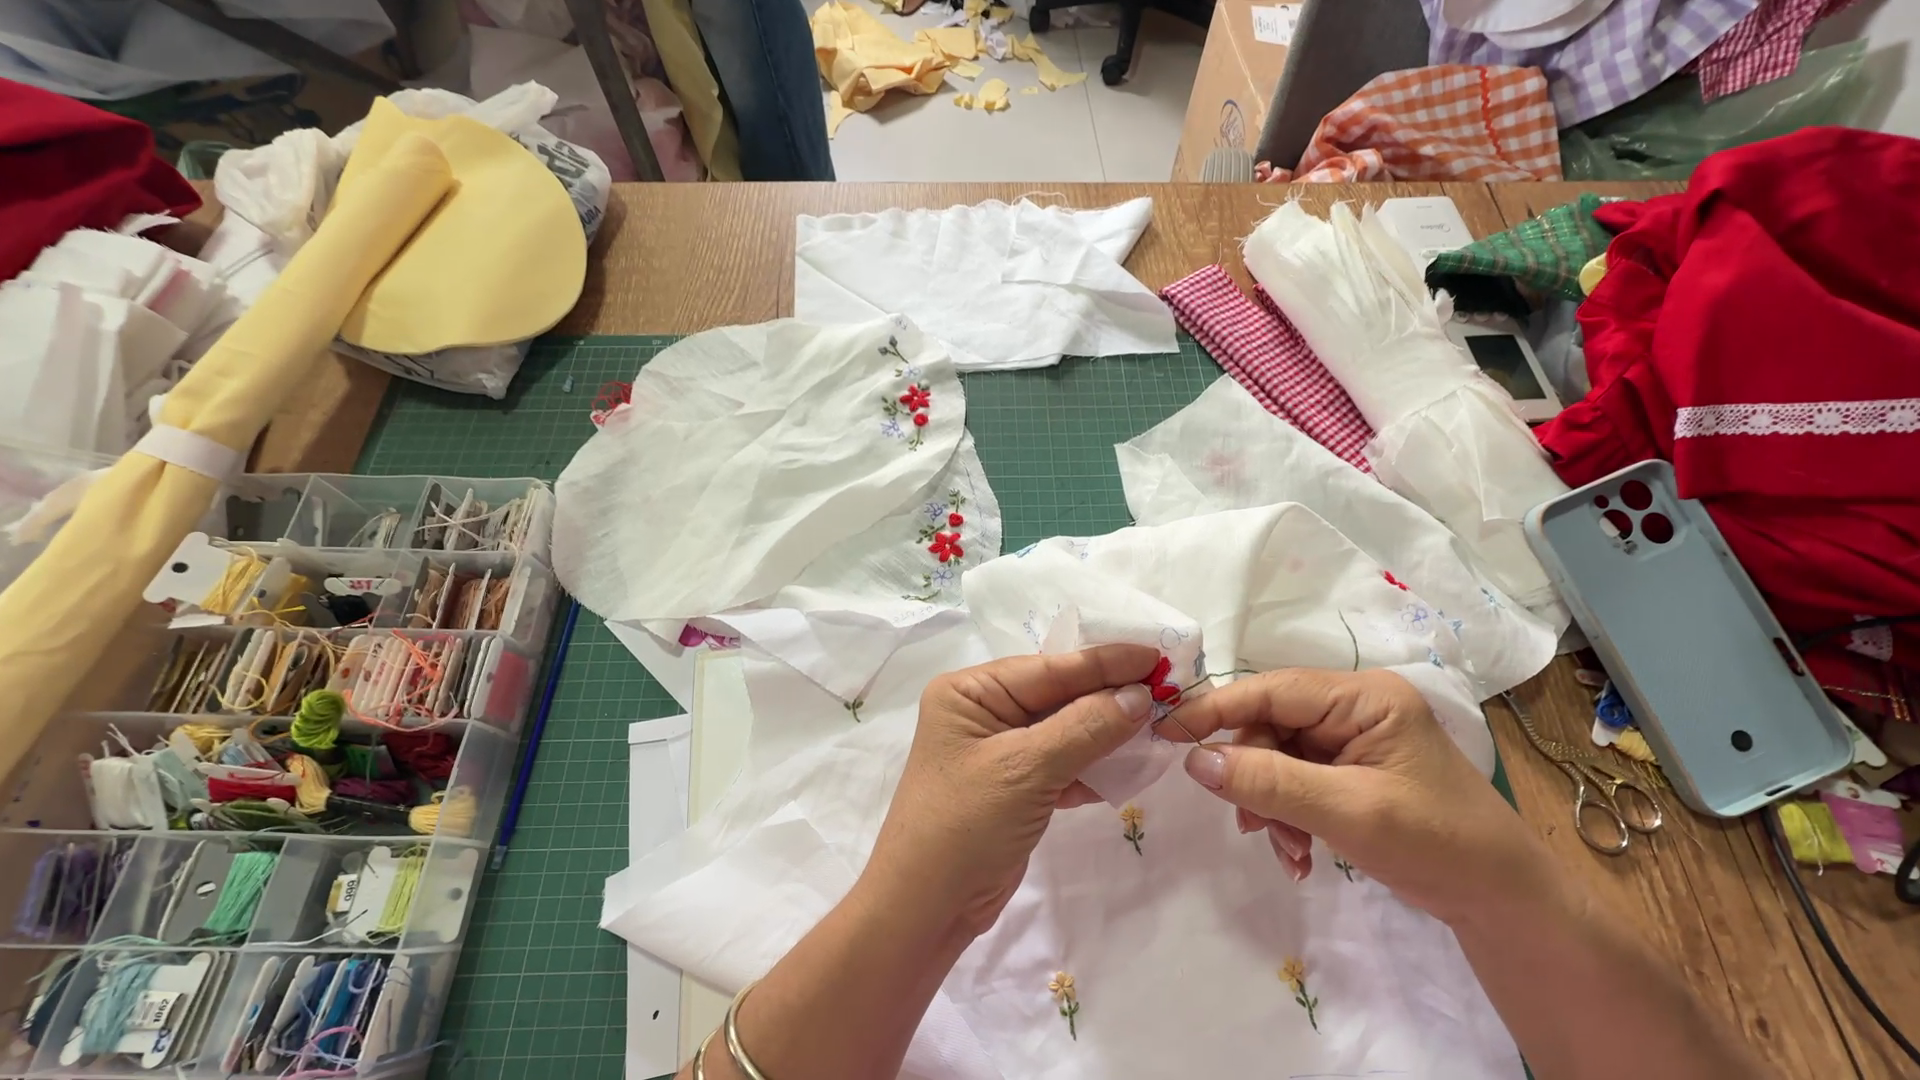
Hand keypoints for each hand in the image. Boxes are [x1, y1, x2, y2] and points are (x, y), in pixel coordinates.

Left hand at [862, 646, 1158, 938]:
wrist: (928, 909)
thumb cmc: (965, 825)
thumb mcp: (1026, 768)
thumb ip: (1086, 727)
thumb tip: (1141, 695)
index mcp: (970, 691)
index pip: (1049, 668)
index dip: (1106, 661)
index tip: (1159, 654)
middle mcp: (983, 712)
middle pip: (1059, 695)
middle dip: (1112, 695)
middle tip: (1171, 686)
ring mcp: (1000, 751)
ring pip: (1067, 730)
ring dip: (1110, 732)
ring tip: (1162, 723)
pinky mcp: (1017, 787)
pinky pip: (1065, 763)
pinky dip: (1096, 766)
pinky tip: (1134, 766)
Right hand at [1167, 668, 1558, 927]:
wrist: (1505, 904)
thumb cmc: (1439, 845)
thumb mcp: (1349, 812)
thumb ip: (1269, 781)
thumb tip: (1194, 760)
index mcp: (1364, 697)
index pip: (1271, 689)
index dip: (1215, 709)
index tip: (1165, 733)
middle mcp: (1355, 707)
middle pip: (1270, 724)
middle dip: (1253, 776)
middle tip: (1249, 824)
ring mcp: (1352, 739)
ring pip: (1276, 756)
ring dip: (1269, 803)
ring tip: (1285, 848)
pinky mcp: (1350, 770)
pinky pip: (1294, 780)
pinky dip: (1287, 816)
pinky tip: (1299, 854)